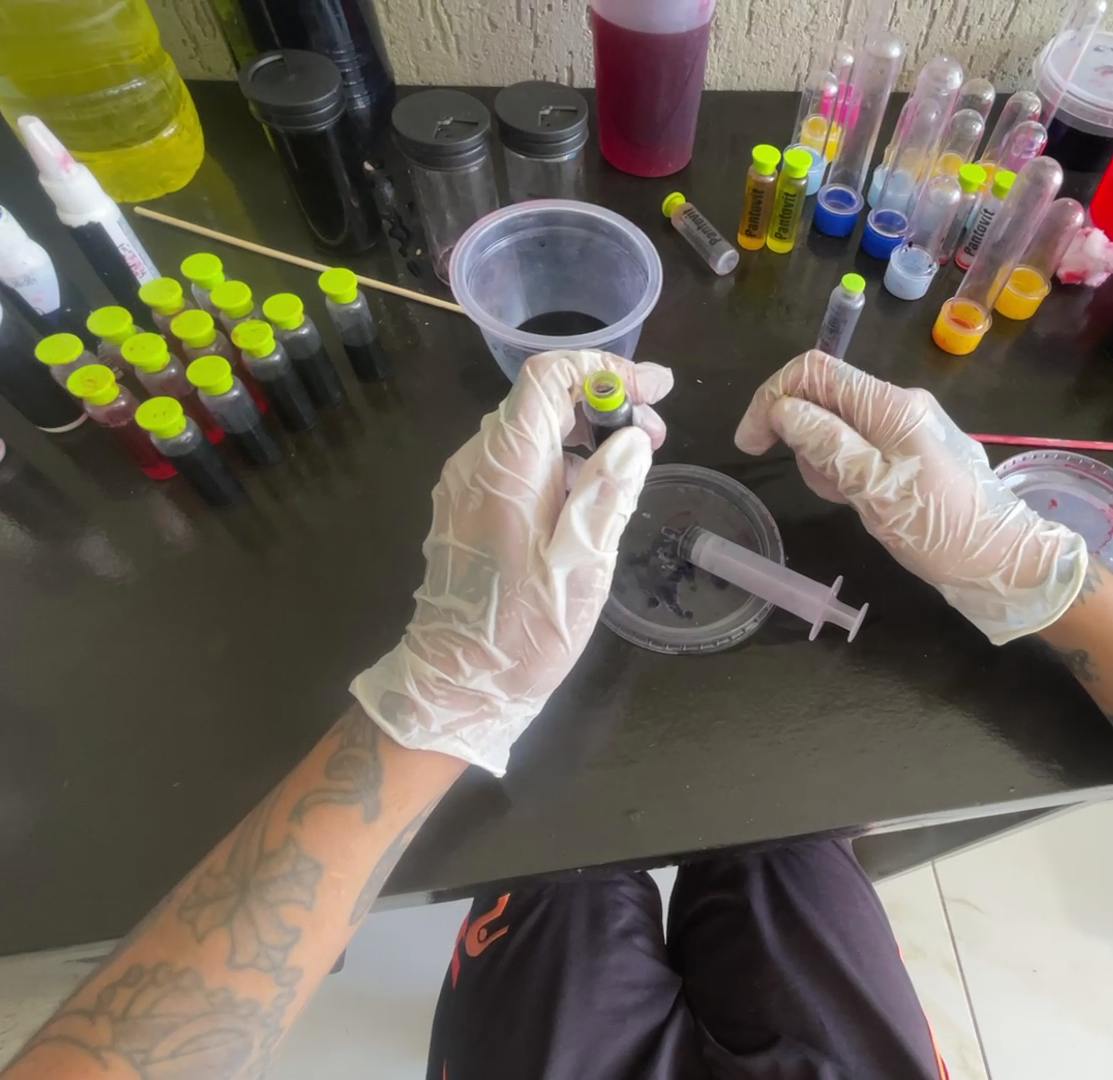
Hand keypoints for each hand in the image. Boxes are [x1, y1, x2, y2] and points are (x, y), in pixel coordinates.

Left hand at [352, 350, 672, 774]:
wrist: (456, 683)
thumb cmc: (524, 630)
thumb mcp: (580, 565)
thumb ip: (607, 493)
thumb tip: (633, 437)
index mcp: (504, 467)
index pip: (547, 378)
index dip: (606, 371)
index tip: (657, 389)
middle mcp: (476, 462)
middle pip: (539, 398)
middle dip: (603, 402)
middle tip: (655, 436)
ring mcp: (466, 483)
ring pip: (530, 428)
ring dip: (585, 431)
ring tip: (632, 463)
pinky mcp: (468, 505)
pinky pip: (518, 460)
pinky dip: (561, 458)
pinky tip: (589, 491)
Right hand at [734, 351, 1086, 643]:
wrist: (1003, 561)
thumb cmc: (940, 529)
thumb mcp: (874, 490)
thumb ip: (827, 444)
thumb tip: (783, 409)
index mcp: (891, 405)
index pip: (815, 371)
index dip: (771, 398)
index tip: (750, 444)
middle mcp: (899, 404)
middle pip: (824, 399)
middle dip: (804, 440)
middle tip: (824, 488)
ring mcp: (908, 427)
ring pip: (839, 427)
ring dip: (826, 461)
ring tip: (850, 501)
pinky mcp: (912, 450)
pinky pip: (861, 448)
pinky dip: (847, 471)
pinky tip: (864, 501)